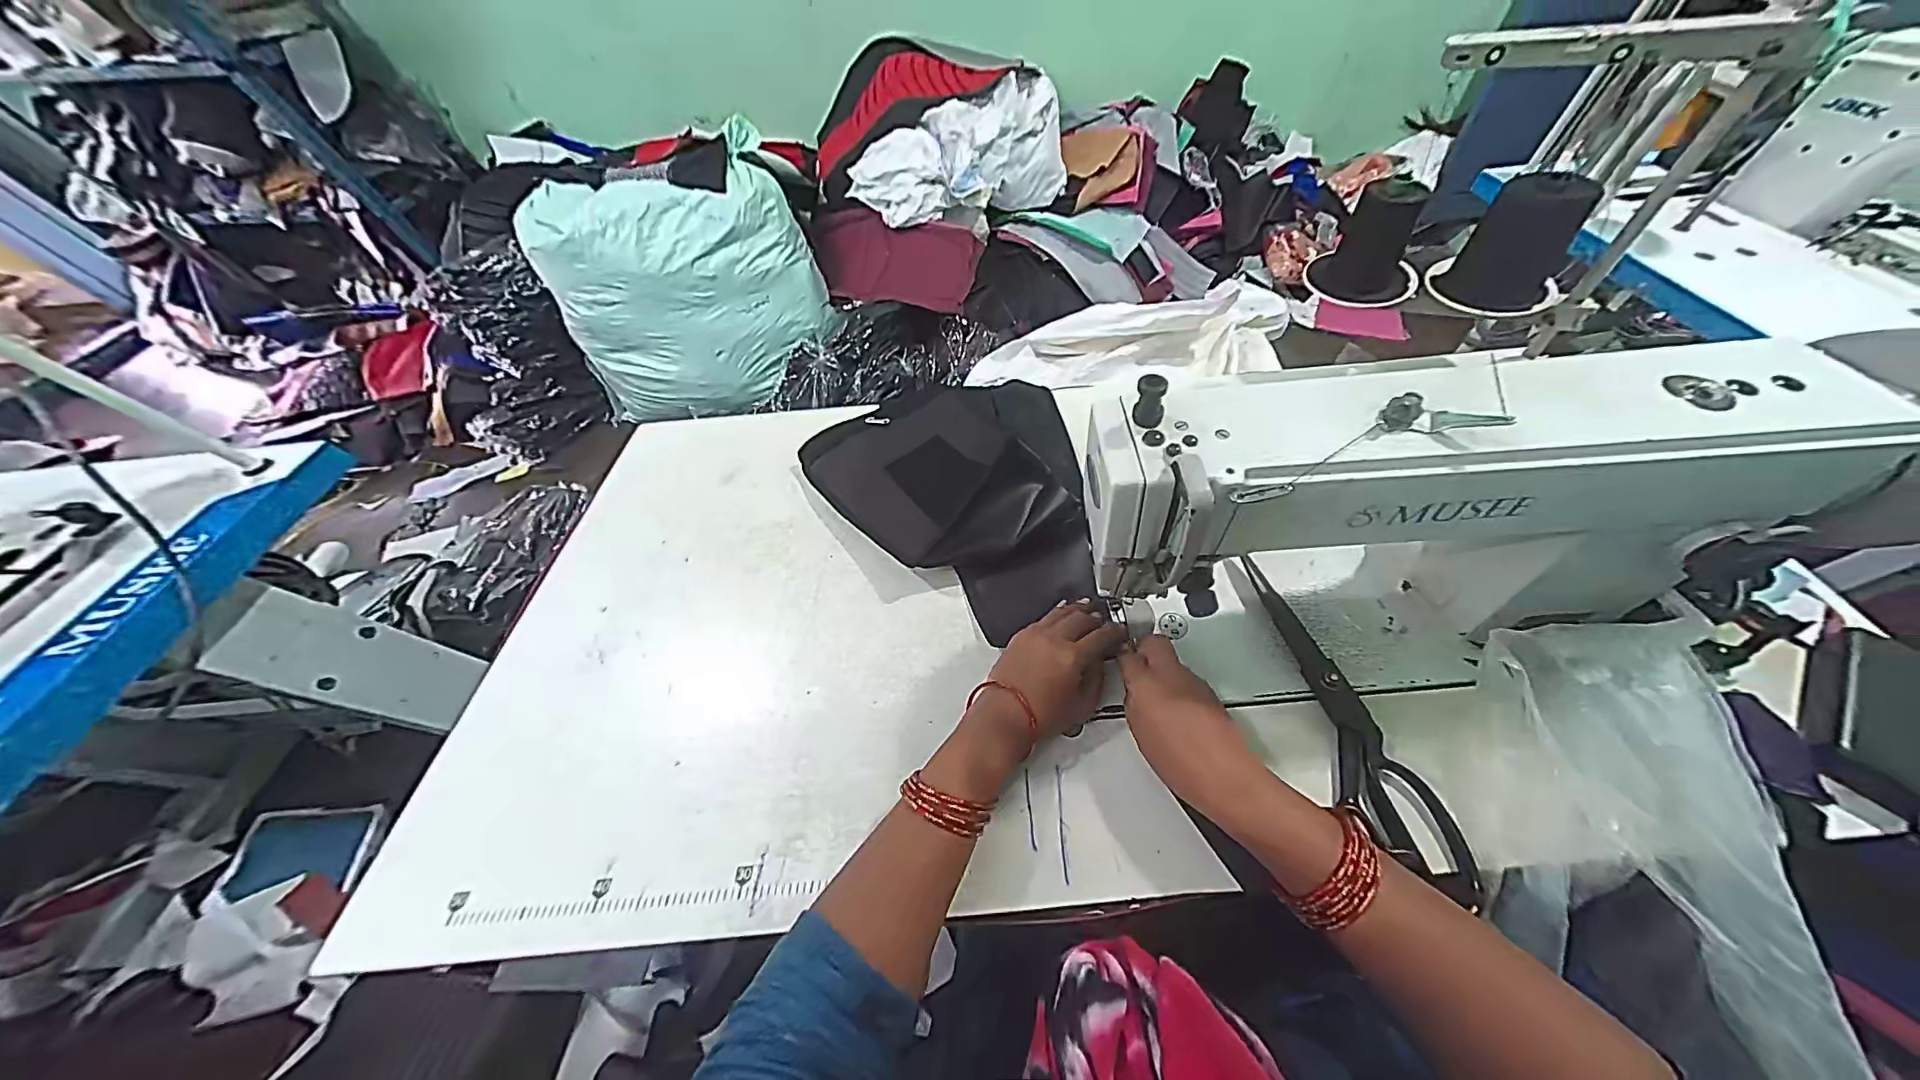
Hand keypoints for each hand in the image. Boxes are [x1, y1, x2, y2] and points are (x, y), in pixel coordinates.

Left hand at [925, 600, 1126, 803]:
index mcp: (1072, 657)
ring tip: (1086, 608)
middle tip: (1104, 621)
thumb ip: (1096, 679)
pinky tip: (1060, 614)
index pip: (1102, 635)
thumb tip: (1099, 664)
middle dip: (1097, 618)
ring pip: (1062, 612)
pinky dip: (1057, 613)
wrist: (1005, 715)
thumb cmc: (1037, 715)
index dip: (1114, 632)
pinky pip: (1044, 617)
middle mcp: (1053, 640)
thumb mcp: (1082, 706)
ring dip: (1078, 609)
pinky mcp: (1020, 636)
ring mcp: (1035, 635)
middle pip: (1083, 618)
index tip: (1118, 632)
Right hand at [1117, 635, 1270, 821]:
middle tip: (1139, 659)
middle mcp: (1172, 677)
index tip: (1122, 657)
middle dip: (1145, 647)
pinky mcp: (1210, 694)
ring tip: (1161, 696)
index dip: (1124, 654)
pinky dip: (1182, 688)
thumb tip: (1136, 697)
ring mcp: (1194, 683)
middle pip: (1155, 643)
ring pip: (1174, 662)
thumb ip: (1135, 705)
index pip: (1128, 654)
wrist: (1225, 777)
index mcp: (1145, 685)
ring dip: (1166, 672)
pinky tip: (1179, 710)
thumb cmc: (1184, 765)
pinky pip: (1190, 680)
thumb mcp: (1141, 735)